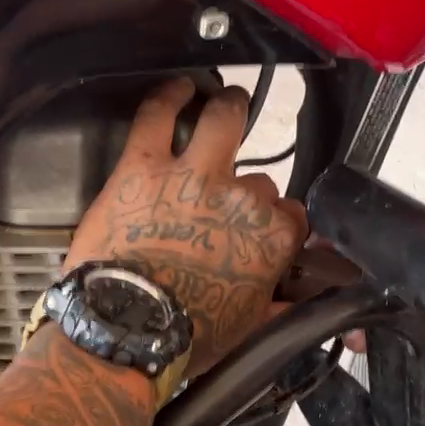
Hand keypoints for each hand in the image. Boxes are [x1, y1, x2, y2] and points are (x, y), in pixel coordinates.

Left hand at [68, 78, 307, 373]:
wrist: (126, 332)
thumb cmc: (185, 337)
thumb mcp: (249, 329)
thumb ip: (279, 305)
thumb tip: (298, 302)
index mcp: (272, 238)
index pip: (291, 215)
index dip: (275, 222)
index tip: (260, 231)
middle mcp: (242, 198)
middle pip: (259, 179)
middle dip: (245, 189)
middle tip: (227, 198)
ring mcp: (194, 175)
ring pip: (224, 119)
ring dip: (229, 110)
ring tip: (226, 107)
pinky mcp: (144, 166)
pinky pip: (159, 114)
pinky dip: (169, 95)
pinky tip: (178, 88)